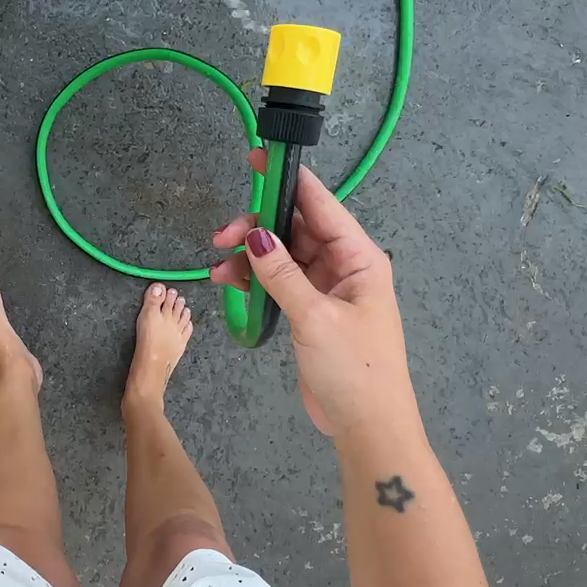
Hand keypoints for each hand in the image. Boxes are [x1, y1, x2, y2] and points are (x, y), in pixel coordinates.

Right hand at [211, 149, 414, 438]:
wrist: (367, 428)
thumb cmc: (354, 369)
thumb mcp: (315, 318)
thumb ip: (283, 274)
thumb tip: (255, 235)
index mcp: (359, 258)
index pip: (322, 204)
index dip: (289, 179)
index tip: (258, 157)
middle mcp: (343, 265)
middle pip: (296, 228)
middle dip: (258, 226)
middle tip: (222, 235)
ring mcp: (325, 288)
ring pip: (282, 254)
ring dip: (250, 256)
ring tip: (218, 265)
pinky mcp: (309, 309)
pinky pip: (278, 281)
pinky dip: (254, 279)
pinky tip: (228, 283)